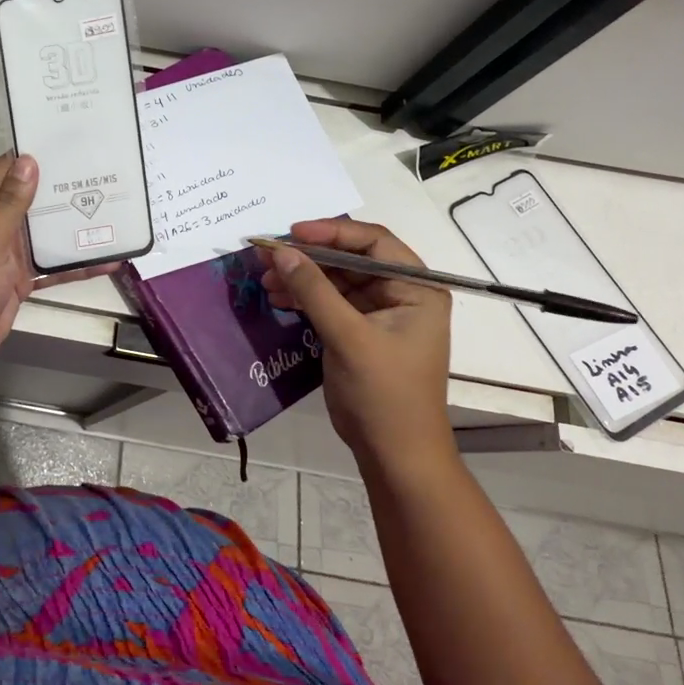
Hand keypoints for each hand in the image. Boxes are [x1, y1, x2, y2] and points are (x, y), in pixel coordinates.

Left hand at [0, 153, 115, 371]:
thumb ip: (10, 203)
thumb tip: (28, 160)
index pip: (7, 170)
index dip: (33, 153)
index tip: (67, 138)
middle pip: (33, 199)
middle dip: (63, 187)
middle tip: (103, 171)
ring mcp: (10, 253)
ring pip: (47, 232)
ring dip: (73, 224)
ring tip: (115, 208)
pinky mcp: (22, 279)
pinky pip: (53, 266)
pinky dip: (76, 264)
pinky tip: (109, 260)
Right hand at [260, 218, 455, 466]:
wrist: (394, 453)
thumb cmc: (384, 394)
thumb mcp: (349, 338)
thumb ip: (314, 290)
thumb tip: (281, 251)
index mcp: (417, 289)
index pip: (374, 242)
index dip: (333, 231)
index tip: (292, 233)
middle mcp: (401, 294)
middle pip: (351, 258)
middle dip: (309, 257)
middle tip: (269, 257)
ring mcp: (380, 314)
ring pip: (335, 279)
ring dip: (301, 277)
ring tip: (266, 280)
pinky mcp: (358, 331)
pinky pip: (329, 301)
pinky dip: (303, 297)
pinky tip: (278, 297)